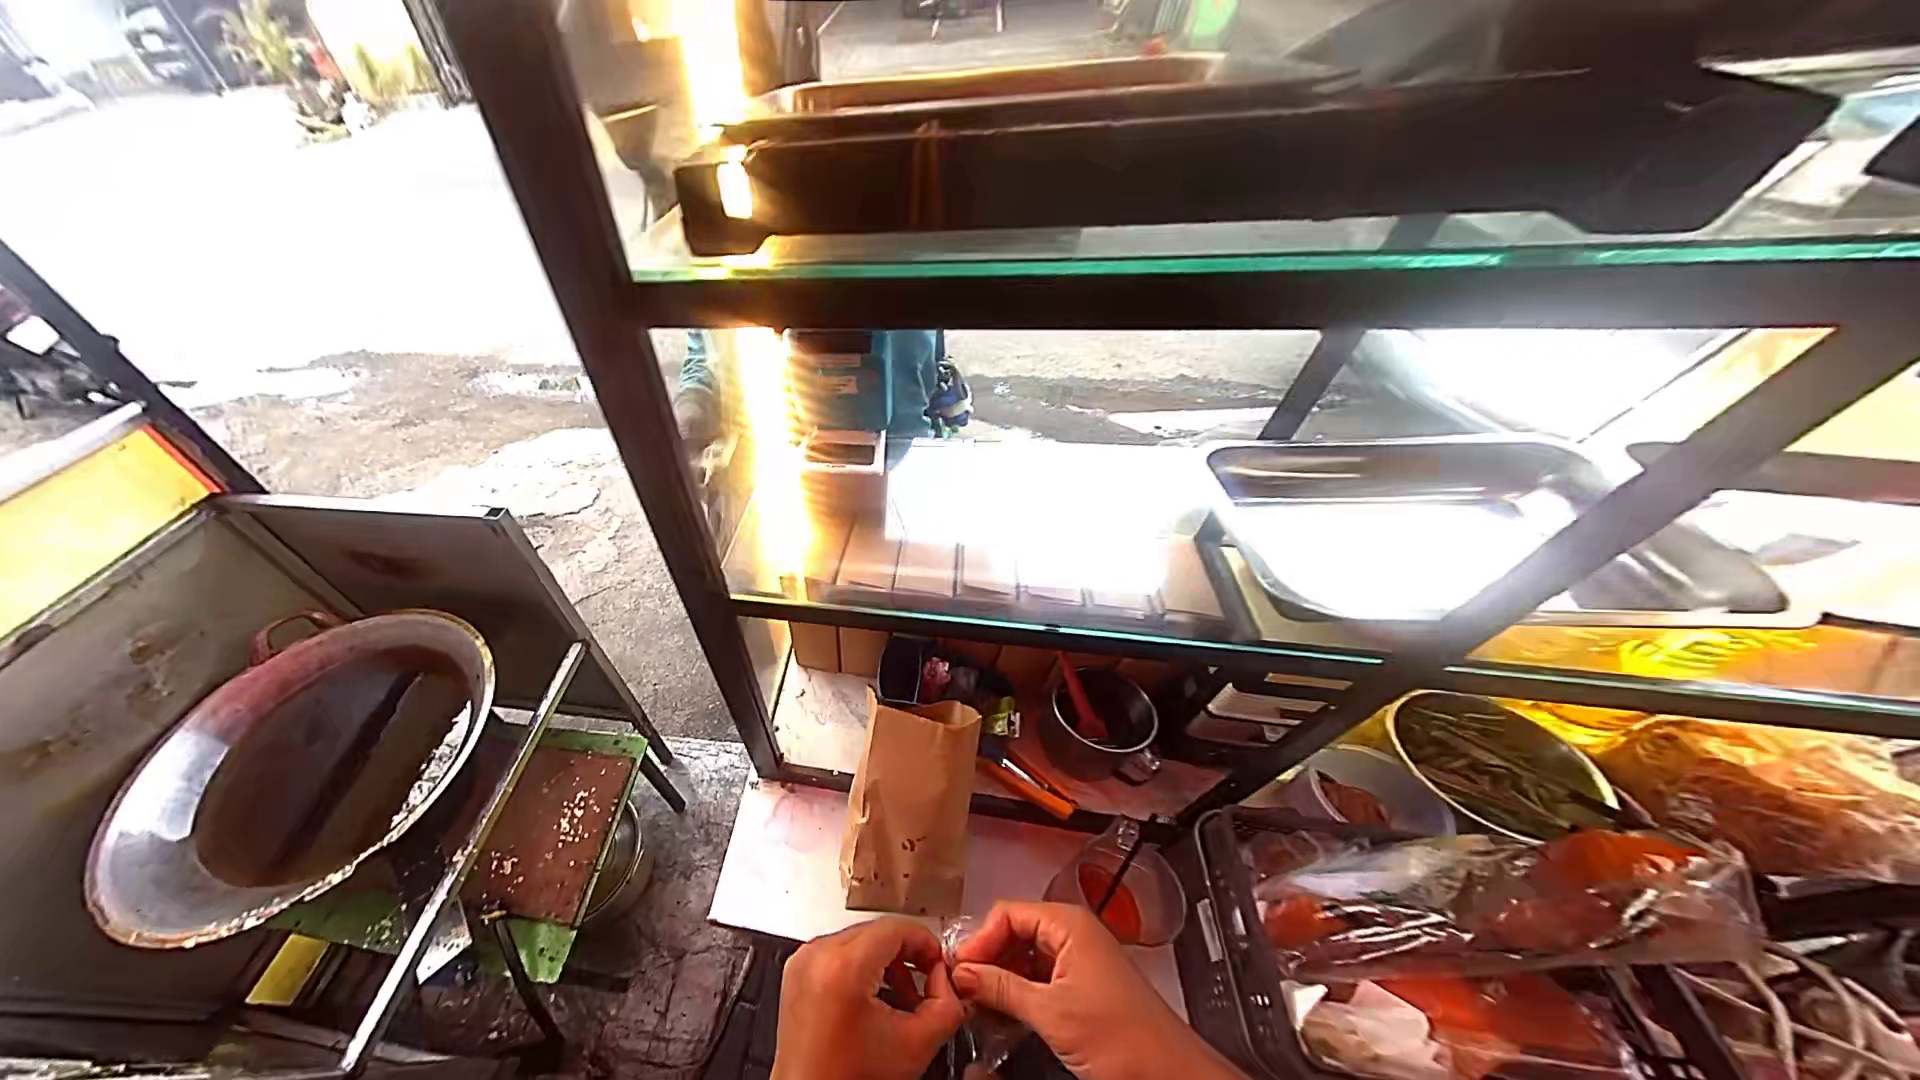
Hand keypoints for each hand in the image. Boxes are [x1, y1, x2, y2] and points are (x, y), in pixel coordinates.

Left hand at [772, 918, 965, 1079]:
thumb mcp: (914, 1046)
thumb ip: (945, 1005)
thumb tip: (946, 977)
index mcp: (843, 967)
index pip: (897, 928)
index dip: (925, 943)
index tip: (938, 962)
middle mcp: (818, 956)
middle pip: (879, 932)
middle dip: (908, 956)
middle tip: (925, 984)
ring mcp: (804, 962)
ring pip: (861, 940)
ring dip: (887, 962)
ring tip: (901, 997)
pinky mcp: (798, 971)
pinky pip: (841, 952)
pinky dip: (863, 968)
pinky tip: (876, 999)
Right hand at [950, 901, 1247, 1079]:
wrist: (1169, 1073)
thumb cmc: (1122, 1038)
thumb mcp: (1051, 1013)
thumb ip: (1002, 989)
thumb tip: (964, 973)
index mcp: (1067, 923)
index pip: (1008, 913)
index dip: (980, 940)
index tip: (959, 969)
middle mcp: (1071, 931)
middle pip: (1015, 931)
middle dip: (989, 959)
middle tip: (964, 990)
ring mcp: (1077, 956)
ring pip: (1026, 955)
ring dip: (1002, 978)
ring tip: (979, 1006)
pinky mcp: (1081, 981)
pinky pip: (1040, 975)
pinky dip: (1020, 991)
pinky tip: (1004, 1014)